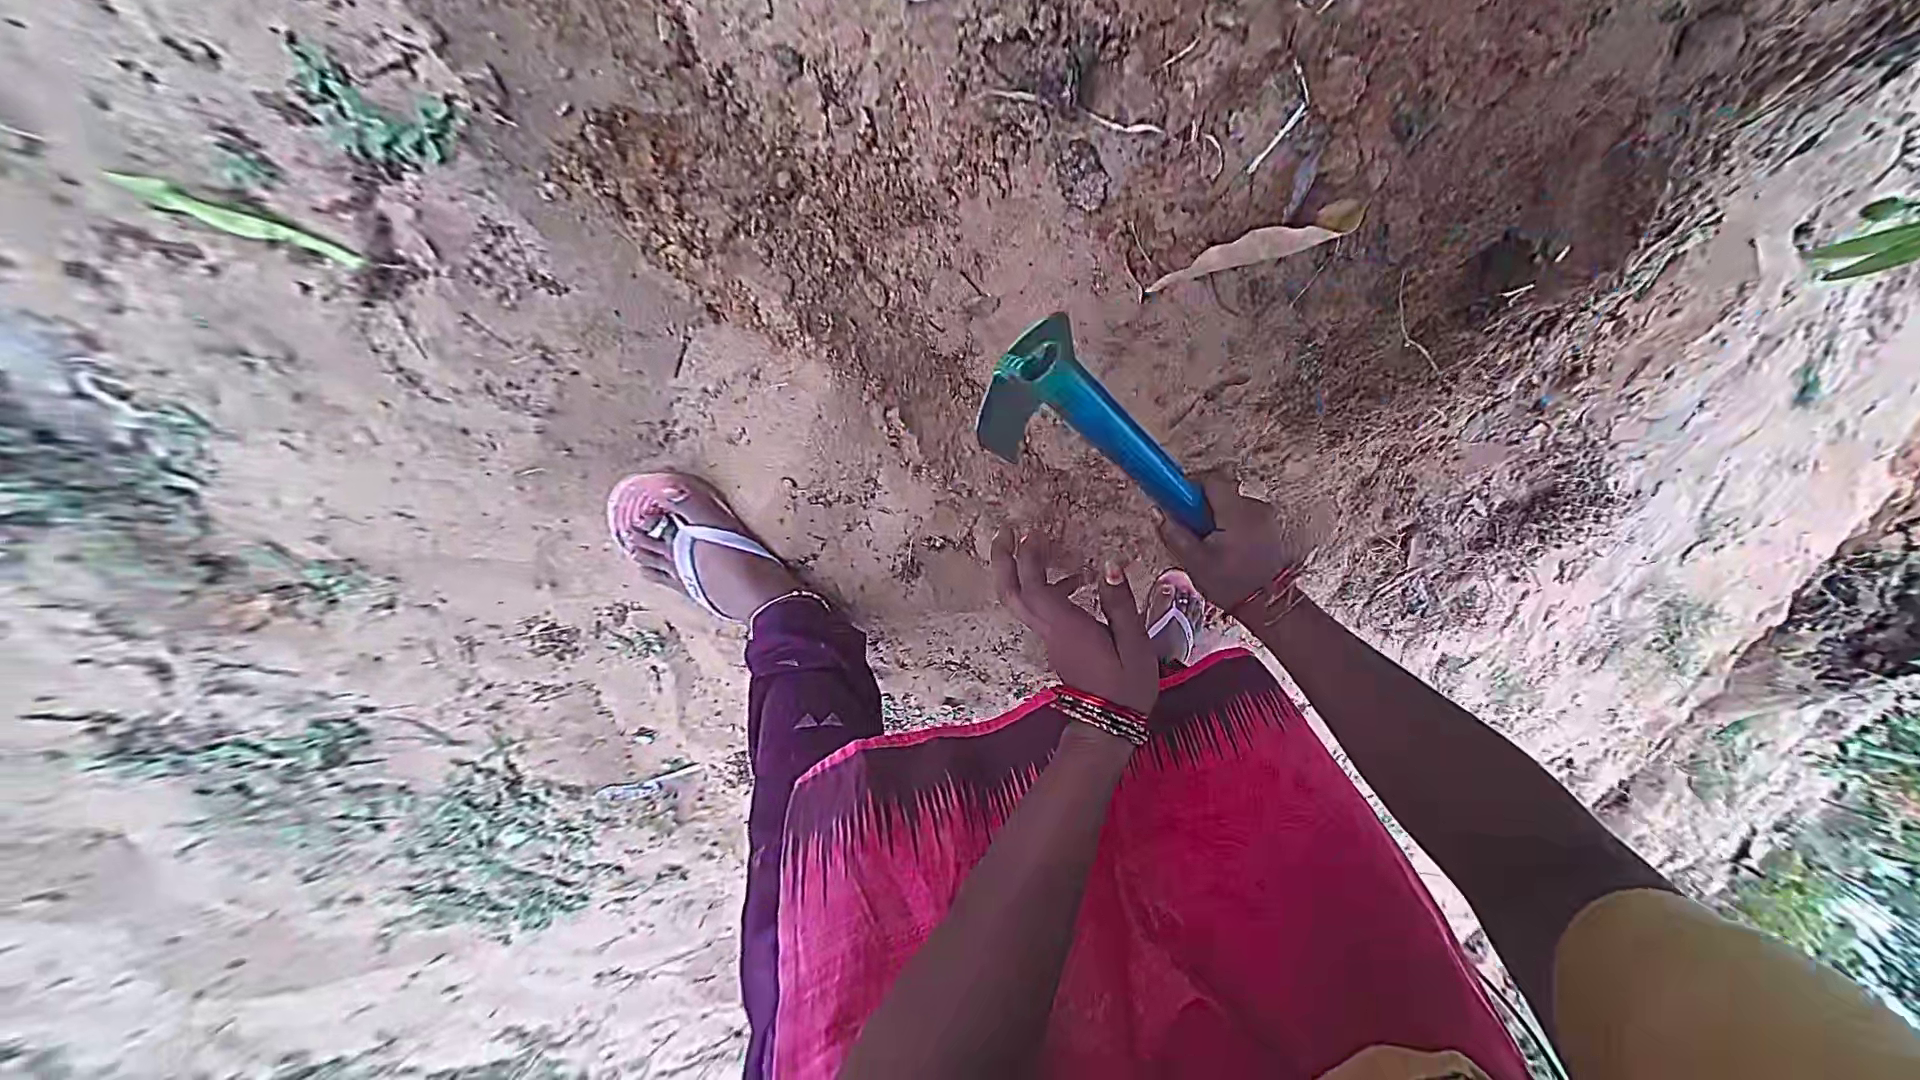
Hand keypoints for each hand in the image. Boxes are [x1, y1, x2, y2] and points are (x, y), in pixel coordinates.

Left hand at [991, 526, 1158, 715]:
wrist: (1107, 724)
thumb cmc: (1125, 685)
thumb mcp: (1133, 643)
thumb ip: (1120, 602)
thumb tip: (1109, 564)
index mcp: (1066, 626)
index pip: (1035, 586)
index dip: (1029, 557)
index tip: (1033, 531)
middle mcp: (1050, 629)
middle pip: (1011, 592)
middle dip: (1003, 560)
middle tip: (1006, 531)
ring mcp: (1049, 636)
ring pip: (1020, 600)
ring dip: (1020, 570)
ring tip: (1039, 544)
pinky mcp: (1055, 641)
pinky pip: (1039, 607)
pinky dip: (1047, 586)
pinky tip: (1078, 579)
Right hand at [1155, 472, 1318, 614]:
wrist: (1268, 604)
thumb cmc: (1232, 584)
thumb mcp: (1194, 561)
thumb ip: (1174, 533)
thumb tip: (1157, 512)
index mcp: (1237, 513)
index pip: (1211, 480)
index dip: (1190, 486)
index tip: (1176, 499)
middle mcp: (1255, 508)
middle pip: (1220, 491)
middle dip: (1201, 506)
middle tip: (1190, 528)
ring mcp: (1265, 516)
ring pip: (1230, 504)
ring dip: (1215, 516)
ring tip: (1207, 542)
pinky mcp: (1269, 525)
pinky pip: (1242, 514)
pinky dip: (1229, 524)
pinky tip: (1224, 546)